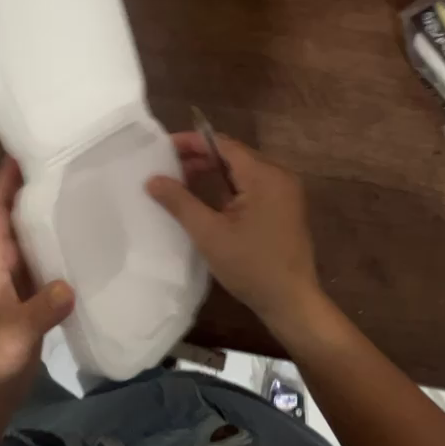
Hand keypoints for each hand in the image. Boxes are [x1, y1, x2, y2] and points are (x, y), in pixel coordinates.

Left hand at [0, 158, 73, 409]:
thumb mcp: (15, 333)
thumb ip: (39, 311)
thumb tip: (69, 286)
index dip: (3, 181)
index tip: (19, 151)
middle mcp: (7, 264)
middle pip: (16, 216)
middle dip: (31, 187)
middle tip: (63, 162)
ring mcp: (21, 282)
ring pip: (33, 236)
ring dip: (48, 213)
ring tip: (80, 191)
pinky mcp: (36, 298)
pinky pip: (49, 260)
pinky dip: (63, 245)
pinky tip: (87, 242)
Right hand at [148, 133, 325, 334]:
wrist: (292, 303)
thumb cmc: (251, 267)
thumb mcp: (209, 234)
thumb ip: (180, 202)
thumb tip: (152, 179)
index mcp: (264, 175)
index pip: (224, 144)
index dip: (193, 143)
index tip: (165, 146)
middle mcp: (278, 176)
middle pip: (234, 155)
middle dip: (200, 158)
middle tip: (168, 166)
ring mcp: (284, 192)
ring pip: (242, 171)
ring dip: (213, 173)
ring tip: (182, 181)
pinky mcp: (284, 207)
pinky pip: (253, 185)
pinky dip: (229, 187)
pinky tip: (207, 198)